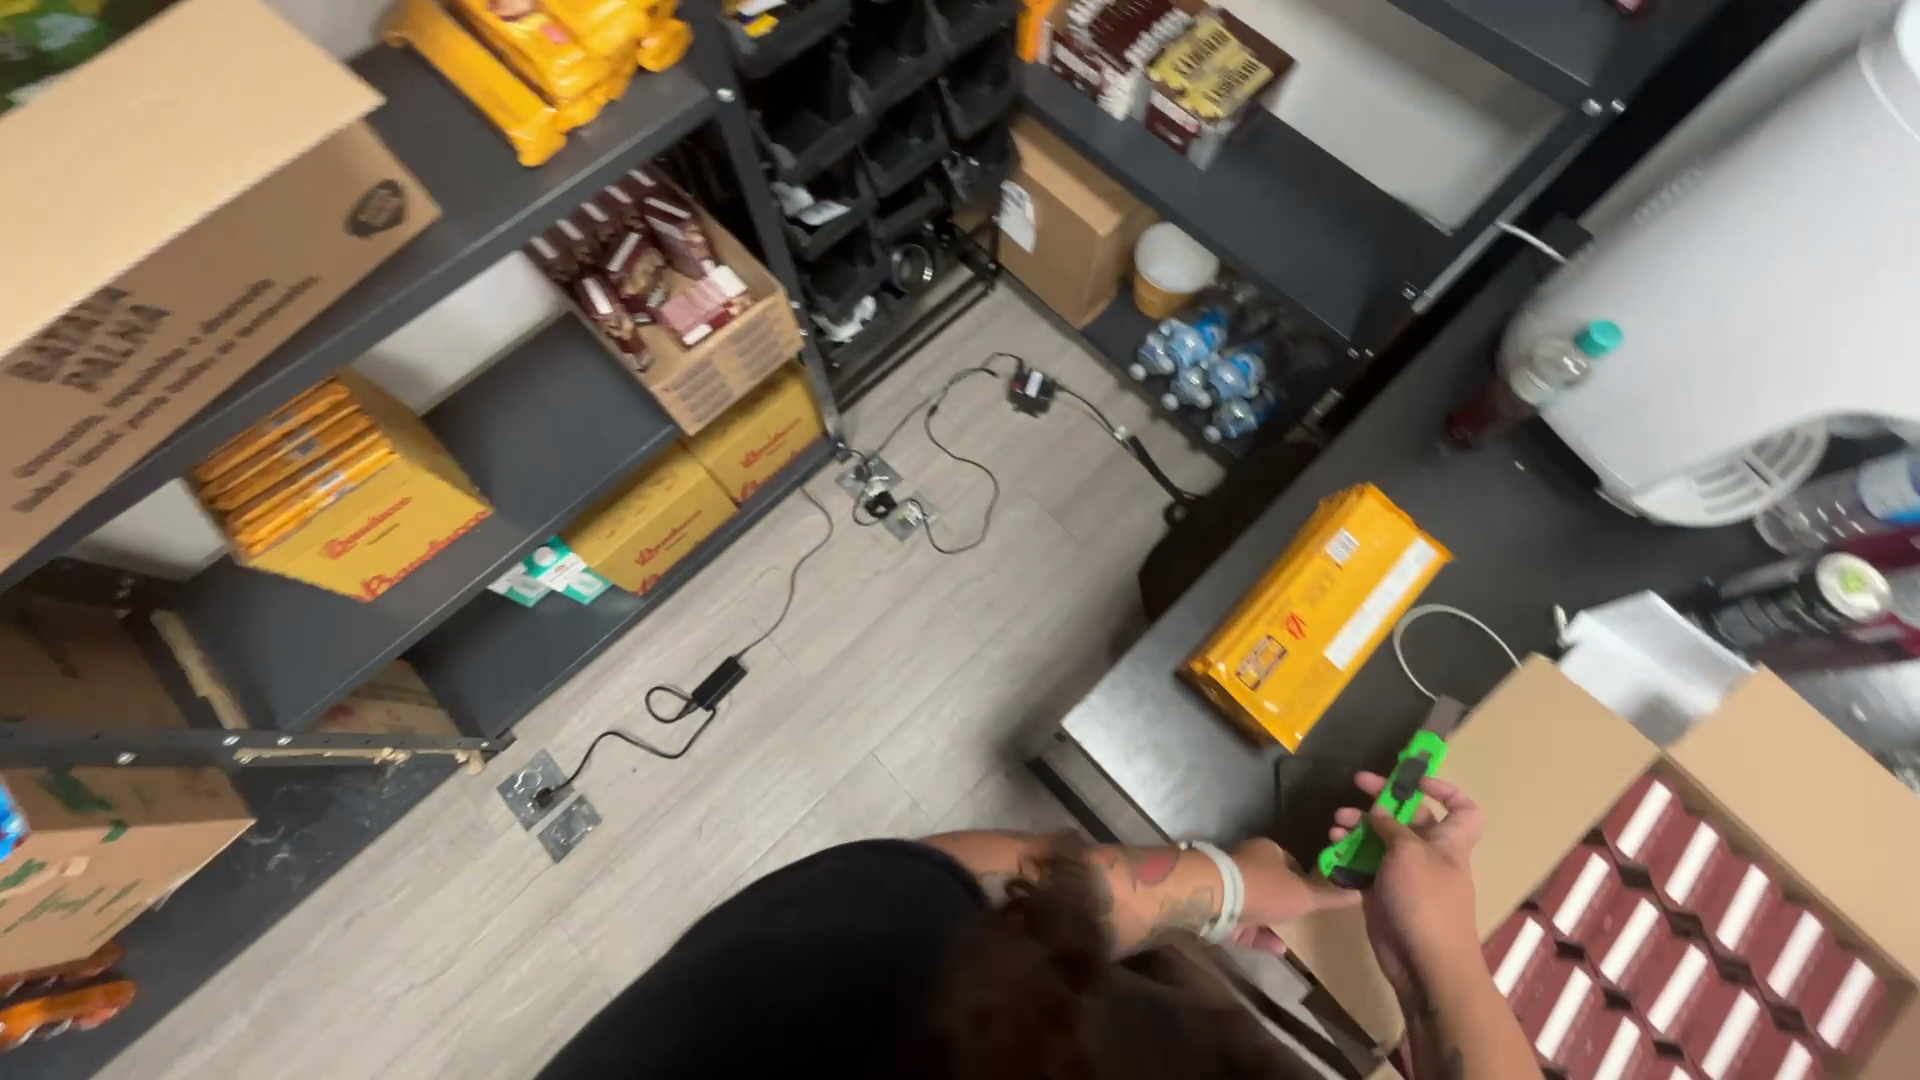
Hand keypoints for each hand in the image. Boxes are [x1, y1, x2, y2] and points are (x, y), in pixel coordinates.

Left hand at [1223, 837, 1358, 954]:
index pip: (1290, 862)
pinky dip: (1260, 937)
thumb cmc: (1265, 888)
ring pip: (1257, 906)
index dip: (1305, 878)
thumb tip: (1358, 892)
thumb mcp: (1304, 894)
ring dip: (1273, 923)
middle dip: (1287, 902)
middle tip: (1305, 920)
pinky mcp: (1222, 910)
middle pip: (1272, 884)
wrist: (1216, 898)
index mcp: (1267, 850)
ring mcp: (1232, 887)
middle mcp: (1247, 864)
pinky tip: (1279, 949)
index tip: (1317, 897)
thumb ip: (1329, 896)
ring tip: (1292, 939)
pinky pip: (1245, 925)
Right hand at [1328, 772, 1484, 999]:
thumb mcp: (1409, 854)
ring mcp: (1403, 872)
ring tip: (1336, 824)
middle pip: (1408, 816)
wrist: (1424, 962)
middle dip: (1381, 799)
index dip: (1445, 790)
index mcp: (1447, 843)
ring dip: (1357, 824)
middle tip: (1355, 784)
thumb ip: (1392, 827)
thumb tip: (1379, 812)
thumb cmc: (1425, 901)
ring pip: (1380, 837)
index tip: (1413, 780)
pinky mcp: (1381, 889)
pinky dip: (1347, 851)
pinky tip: (1331, 846)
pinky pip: (1363, 861)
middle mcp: (1427, 853)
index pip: (1462, 810)